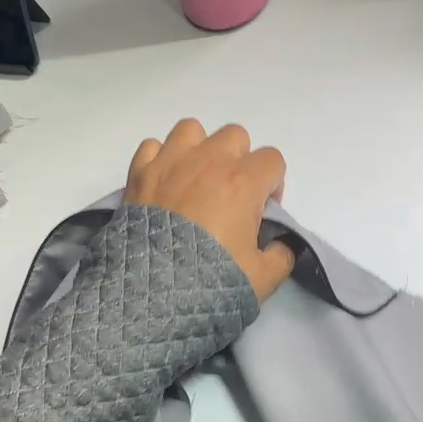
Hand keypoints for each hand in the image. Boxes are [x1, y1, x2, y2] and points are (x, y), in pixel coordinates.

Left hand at [124, 119, 294, 300]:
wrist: (155, 291)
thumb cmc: (213, 281)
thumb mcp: (262, 279)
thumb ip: (281, 256)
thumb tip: (281, 244)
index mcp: (244, 181)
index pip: (273, 161)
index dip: (272, 186)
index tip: (261, 212)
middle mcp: (209, 160)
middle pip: (235, 137)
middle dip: (238, 161)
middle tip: (229, 197)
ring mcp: (172, 161)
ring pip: (192, 130)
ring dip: (199, 150)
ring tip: (194, 182)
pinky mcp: (140, 173)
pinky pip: (153, 146)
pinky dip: (160, 159)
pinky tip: (163, 184)